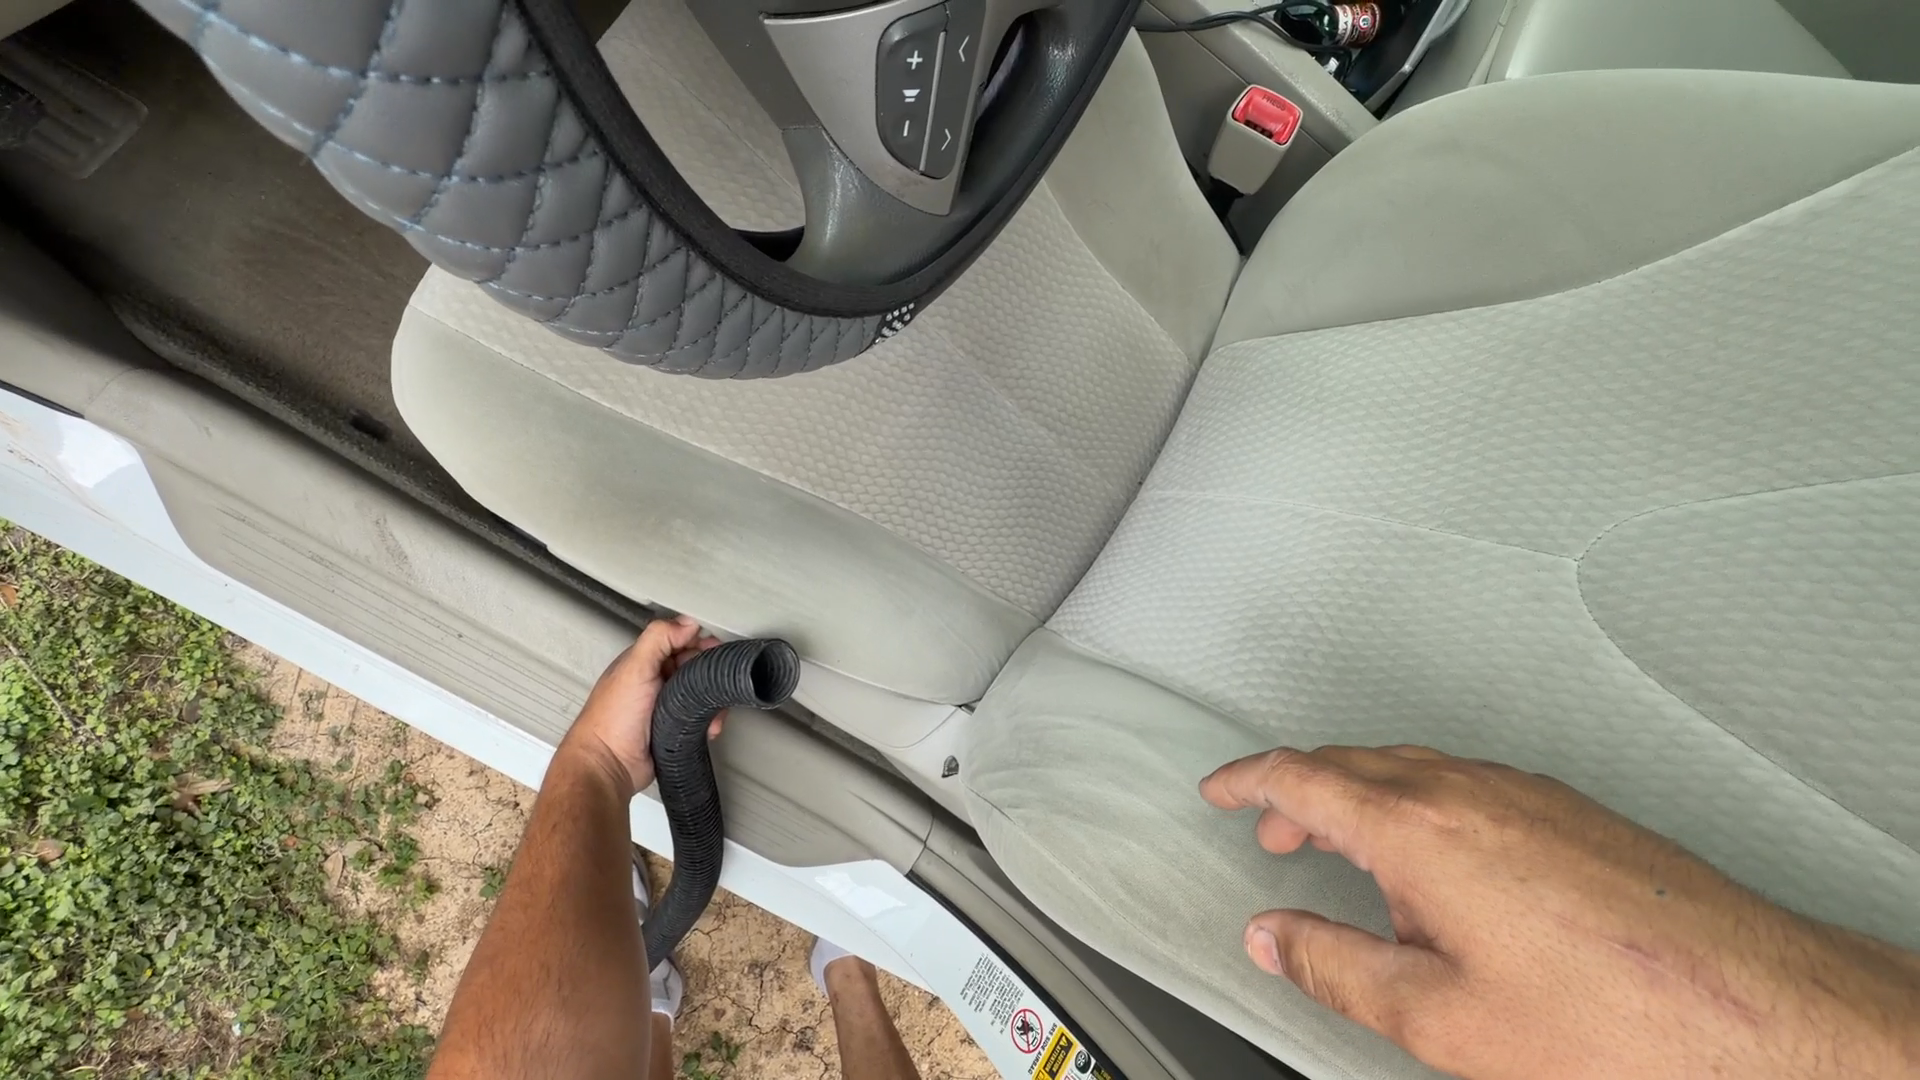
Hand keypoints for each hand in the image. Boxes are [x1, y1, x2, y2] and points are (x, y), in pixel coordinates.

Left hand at [554, 616, 722, 799]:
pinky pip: (701, 716)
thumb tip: (686, 622)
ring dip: (712, 699)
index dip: (698, 640)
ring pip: (701, 692)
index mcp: (642, 662)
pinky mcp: (675, 728)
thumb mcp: (634, 669)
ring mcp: (665, 705)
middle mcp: (654, 681)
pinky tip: (709, 725)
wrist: (609, 768)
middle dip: (710, 672)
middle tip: (716, 681)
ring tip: (713, 707)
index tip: (713, 648)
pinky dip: (710, 719)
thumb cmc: (611, 723)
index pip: (678, 639)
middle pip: (694, 665)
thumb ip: (658, 639)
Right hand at [1200, 746, 1919, 1079]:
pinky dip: (1410, 802)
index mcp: (1415, 829)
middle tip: (1273, 833)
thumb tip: (1269, 936)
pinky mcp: (1559, 804)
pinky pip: (1452, 779)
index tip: (1218, 789)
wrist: (1790, 1025)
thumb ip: (1334, 967)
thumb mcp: (1442, 1019)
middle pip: (1344, 764)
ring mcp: (1515, 789)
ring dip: (1353, 798)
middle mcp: (1460, 788)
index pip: (1298, 777)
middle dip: (1295, 793)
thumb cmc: (1621, 1026)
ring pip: (1399, 768)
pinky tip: (1432, 858)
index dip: (1245, 779)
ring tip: (1347, 852)